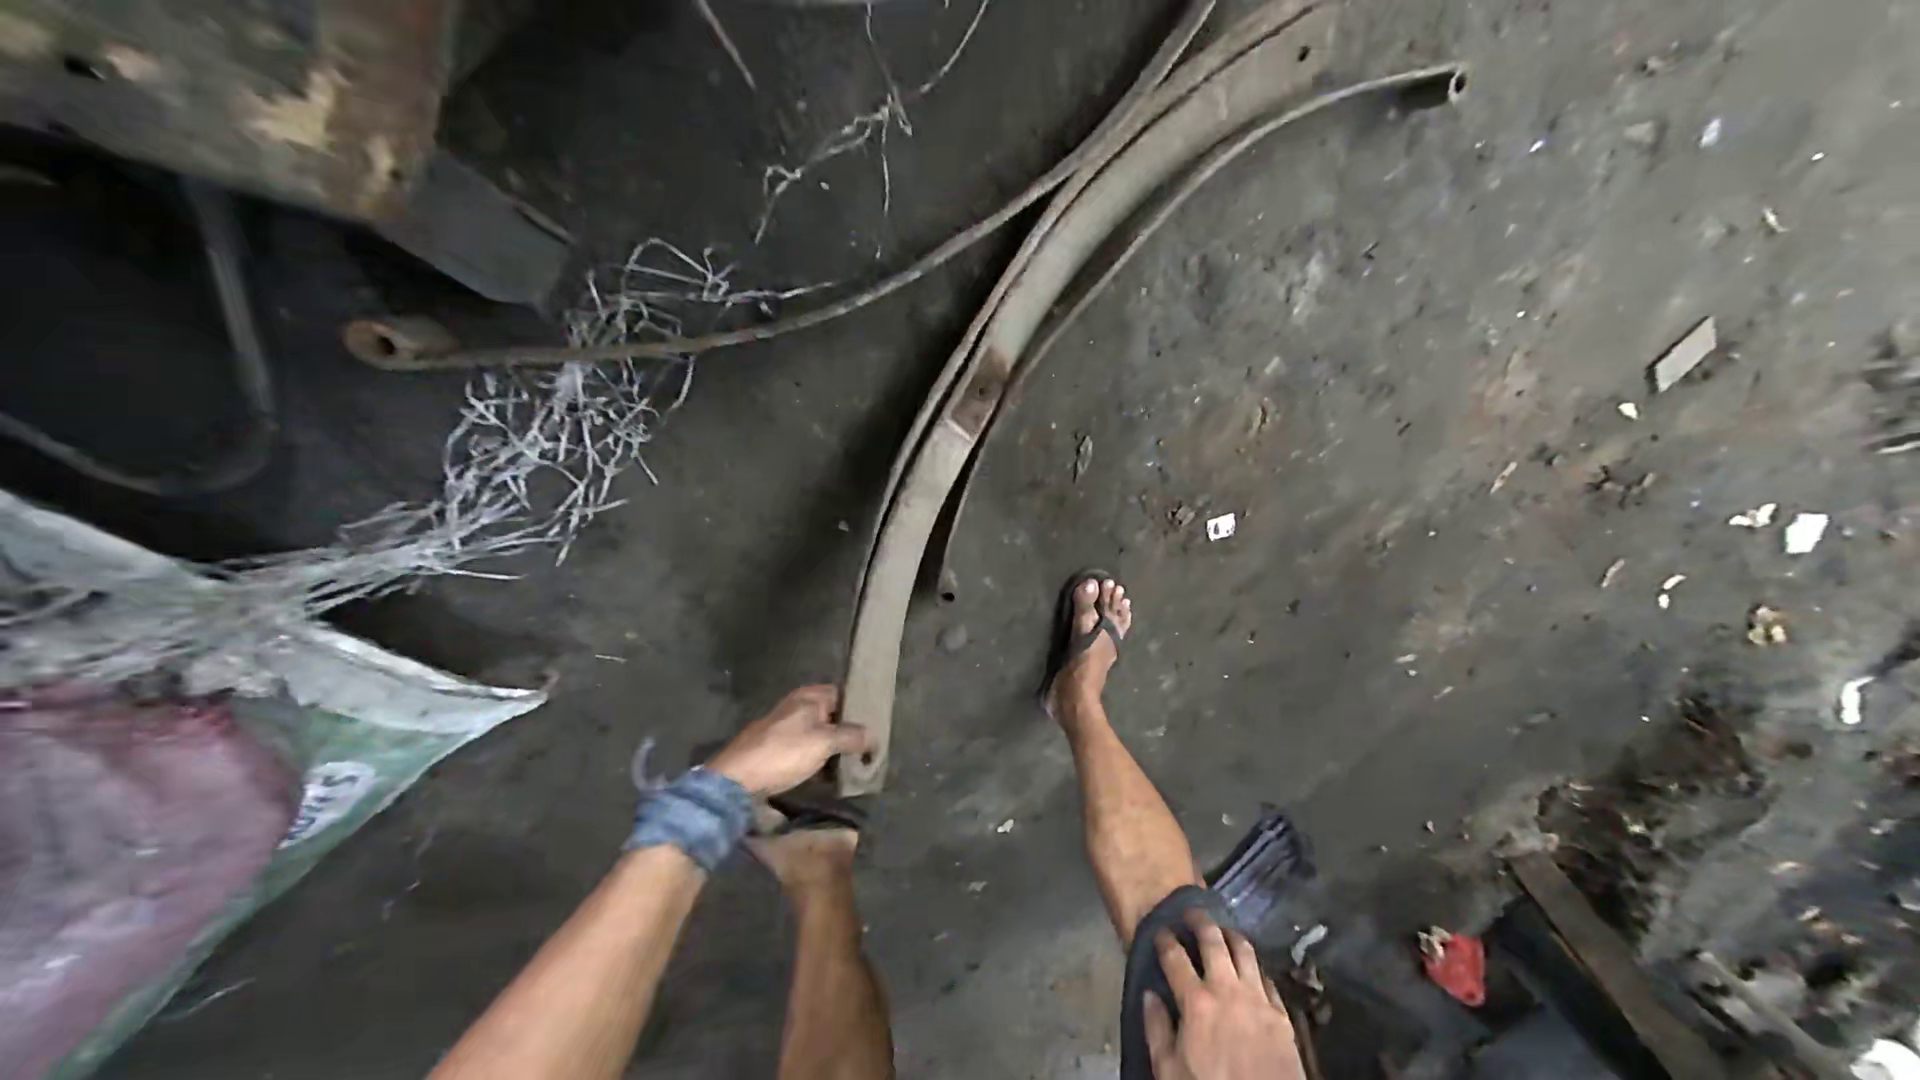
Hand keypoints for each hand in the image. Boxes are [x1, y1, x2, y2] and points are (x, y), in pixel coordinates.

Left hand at [706, 685, 868, 795]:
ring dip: (835, 748)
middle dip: (850, 731)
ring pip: (820, 734)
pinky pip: (807, 748)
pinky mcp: (778, 748)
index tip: (878, 725)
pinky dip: (819, 758)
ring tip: (855, 763)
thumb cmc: (784, 752)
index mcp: (809, 696)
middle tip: (870, 748)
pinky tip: (830, 774)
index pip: (844, 694)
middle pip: (833, 715)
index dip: (861, 707)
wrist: (737, 778)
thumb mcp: (825, 742)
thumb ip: (852, 736)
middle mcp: (798, 706)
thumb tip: (873, 737)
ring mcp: (786, 727)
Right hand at [1145, 913, 1305, 1079]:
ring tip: (1221, 930)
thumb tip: (1150, 994)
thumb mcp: (1168, 1070)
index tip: (1160, 931)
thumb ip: (1156, 1028)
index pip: (1174, 956)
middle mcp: (1227, 990)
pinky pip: (1267, 978)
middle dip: (1199, 920)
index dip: (1164, 938)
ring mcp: (1258, 1000)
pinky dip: (1254, 967)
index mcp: (1196, 1001)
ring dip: (1229, 934)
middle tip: (1190, 912)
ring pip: (1244, 950)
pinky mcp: (1282, 1016)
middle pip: (1212, 940)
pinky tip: (1249, 968)